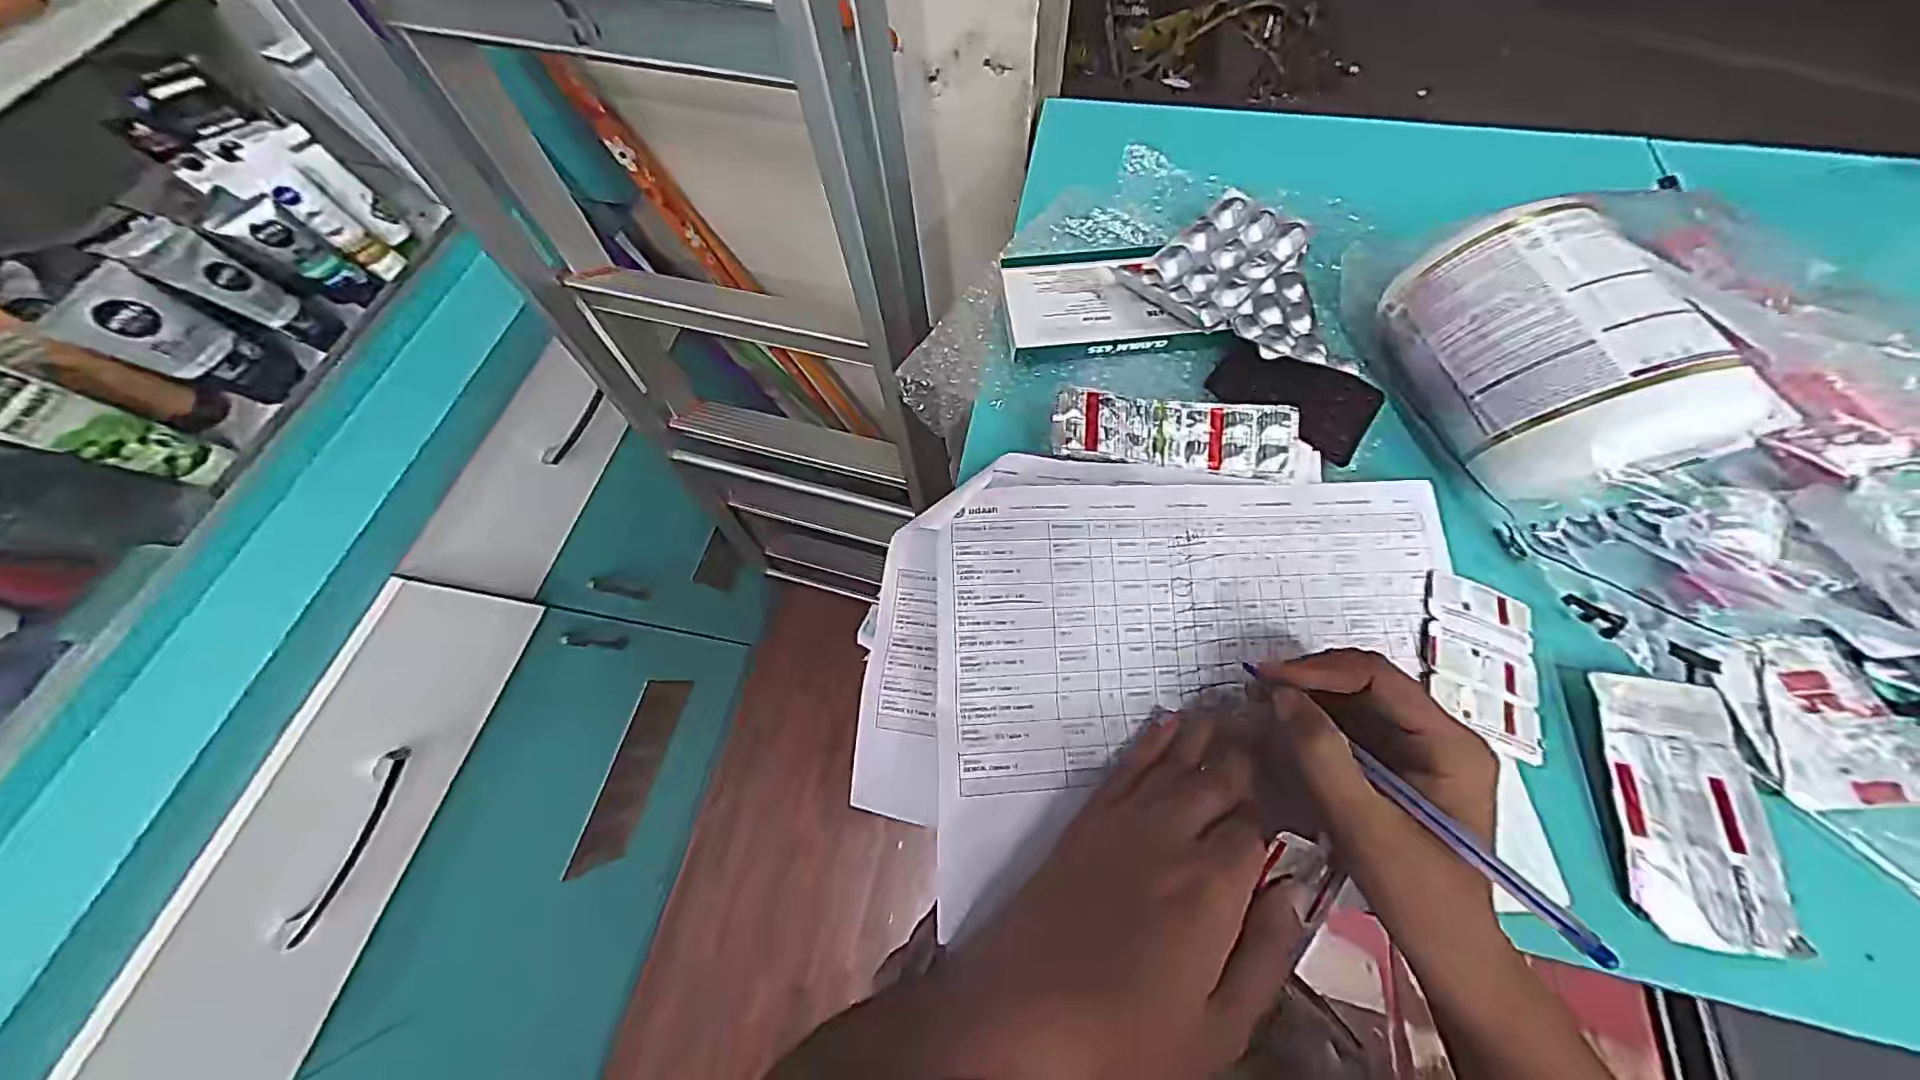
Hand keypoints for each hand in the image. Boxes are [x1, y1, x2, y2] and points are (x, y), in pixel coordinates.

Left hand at [932, 710, 1305, 1078]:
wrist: (1021, 1011)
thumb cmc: (1125, 1035)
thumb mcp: (1219, 1026)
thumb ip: (1266, 953)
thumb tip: (1297, 892)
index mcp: (1212, 887)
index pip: (1258, 825)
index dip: (1280, 804)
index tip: (1297, 787)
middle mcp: (1170, 838)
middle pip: (1220, 780)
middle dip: (1249, 753)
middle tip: (1271, 725)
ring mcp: (1124, 823)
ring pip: (1176, 762)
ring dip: (1206, 734)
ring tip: (1230, 709)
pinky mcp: (1087, 821)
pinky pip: (1127, 767)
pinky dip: (1151, 742)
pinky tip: (1168, 724)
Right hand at [1254, 649, 1499, 935]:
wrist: (1448, 949)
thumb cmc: (1417, 893)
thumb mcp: (1363, 823)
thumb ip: (1322, 755)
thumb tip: (1282, 696)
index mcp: (1450, 745)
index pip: (1379, 679)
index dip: (1319, 671)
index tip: (1267, 677)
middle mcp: (1439, 737)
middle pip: (1367, 683)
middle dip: (1310, 681)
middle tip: (1258, 688)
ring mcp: (1420, 751)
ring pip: (1356, 702)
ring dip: (1308, 698)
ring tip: (1263, 702)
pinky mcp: (1398, 766)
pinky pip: (1352, 727)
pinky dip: (1315, 722)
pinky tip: (1285, 727)